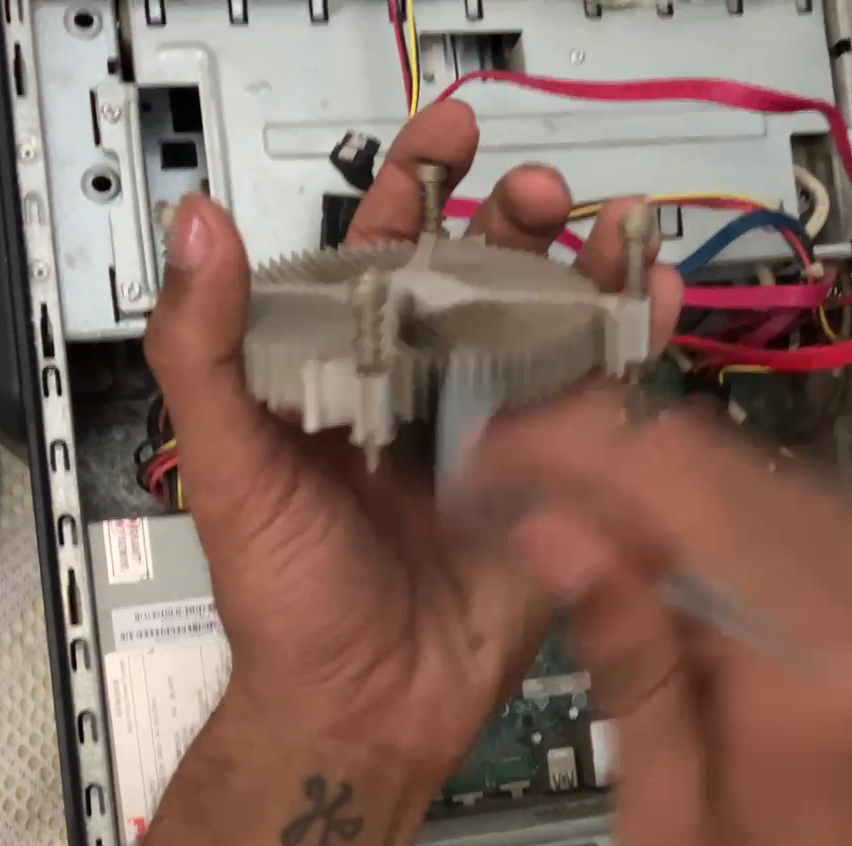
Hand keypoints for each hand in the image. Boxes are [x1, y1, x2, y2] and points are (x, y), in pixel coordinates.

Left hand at [143, 102, 681, 789]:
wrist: (368, 703)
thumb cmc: (290, 596)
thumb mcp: (231, 472)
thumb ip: (208, 353)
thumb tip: (199, 227)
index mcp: (351, 378)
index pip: (385, 260)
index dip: (416, 189)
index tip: (450, 137)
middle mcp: (427, 395)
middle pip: (482, 284)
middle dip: (515, 224)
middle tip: (544, 193)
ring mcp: (496, 438)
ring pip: (548, 332)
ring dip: (585, 272)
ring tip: (617, 227)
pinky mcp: (550, 486)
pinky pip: (595, 408)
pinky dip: (626, 352)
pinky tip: (653, 304)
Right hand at [458, 388, 851, 845]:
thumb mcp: (674, 839)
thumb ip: (628, 666)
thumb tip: (556, 533)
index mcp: (824, 678)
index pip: (681, 490)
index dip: (578, 448)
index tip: (504, 450)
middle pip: (730, 466)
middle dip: (616, 461)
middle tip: (536, 485)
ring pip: (779, 481)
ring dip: (677, 494)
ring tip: (603, 533)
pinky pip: (831, 522)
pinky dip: (745, 529)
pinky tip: (699, 573)